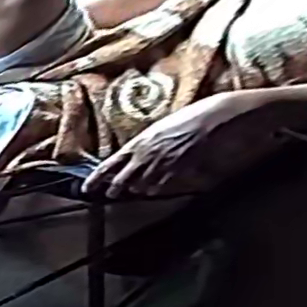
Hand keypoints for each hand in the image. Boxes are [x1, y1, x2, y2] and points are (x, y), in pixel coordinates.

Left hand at [82, 92, 274, 198]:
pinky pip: (162, 185)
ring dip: (136, 189)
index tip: (86, 189)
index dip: (94, 180)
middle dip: (115, 189)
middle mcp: (144, 156)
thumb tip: (130, 155)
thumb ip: (142, 143)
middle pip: (120, 181)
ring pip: (140, 186)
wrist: (221, 113)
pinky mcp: (180, 168)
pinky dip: (157, 188)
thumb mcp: (158, 128)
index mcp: (136, 144)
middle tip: (111, 194)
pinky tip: (156, 187)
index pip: (106, 166)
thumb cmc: (190, 116)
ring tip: (136, 189)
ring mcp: (162, 163)